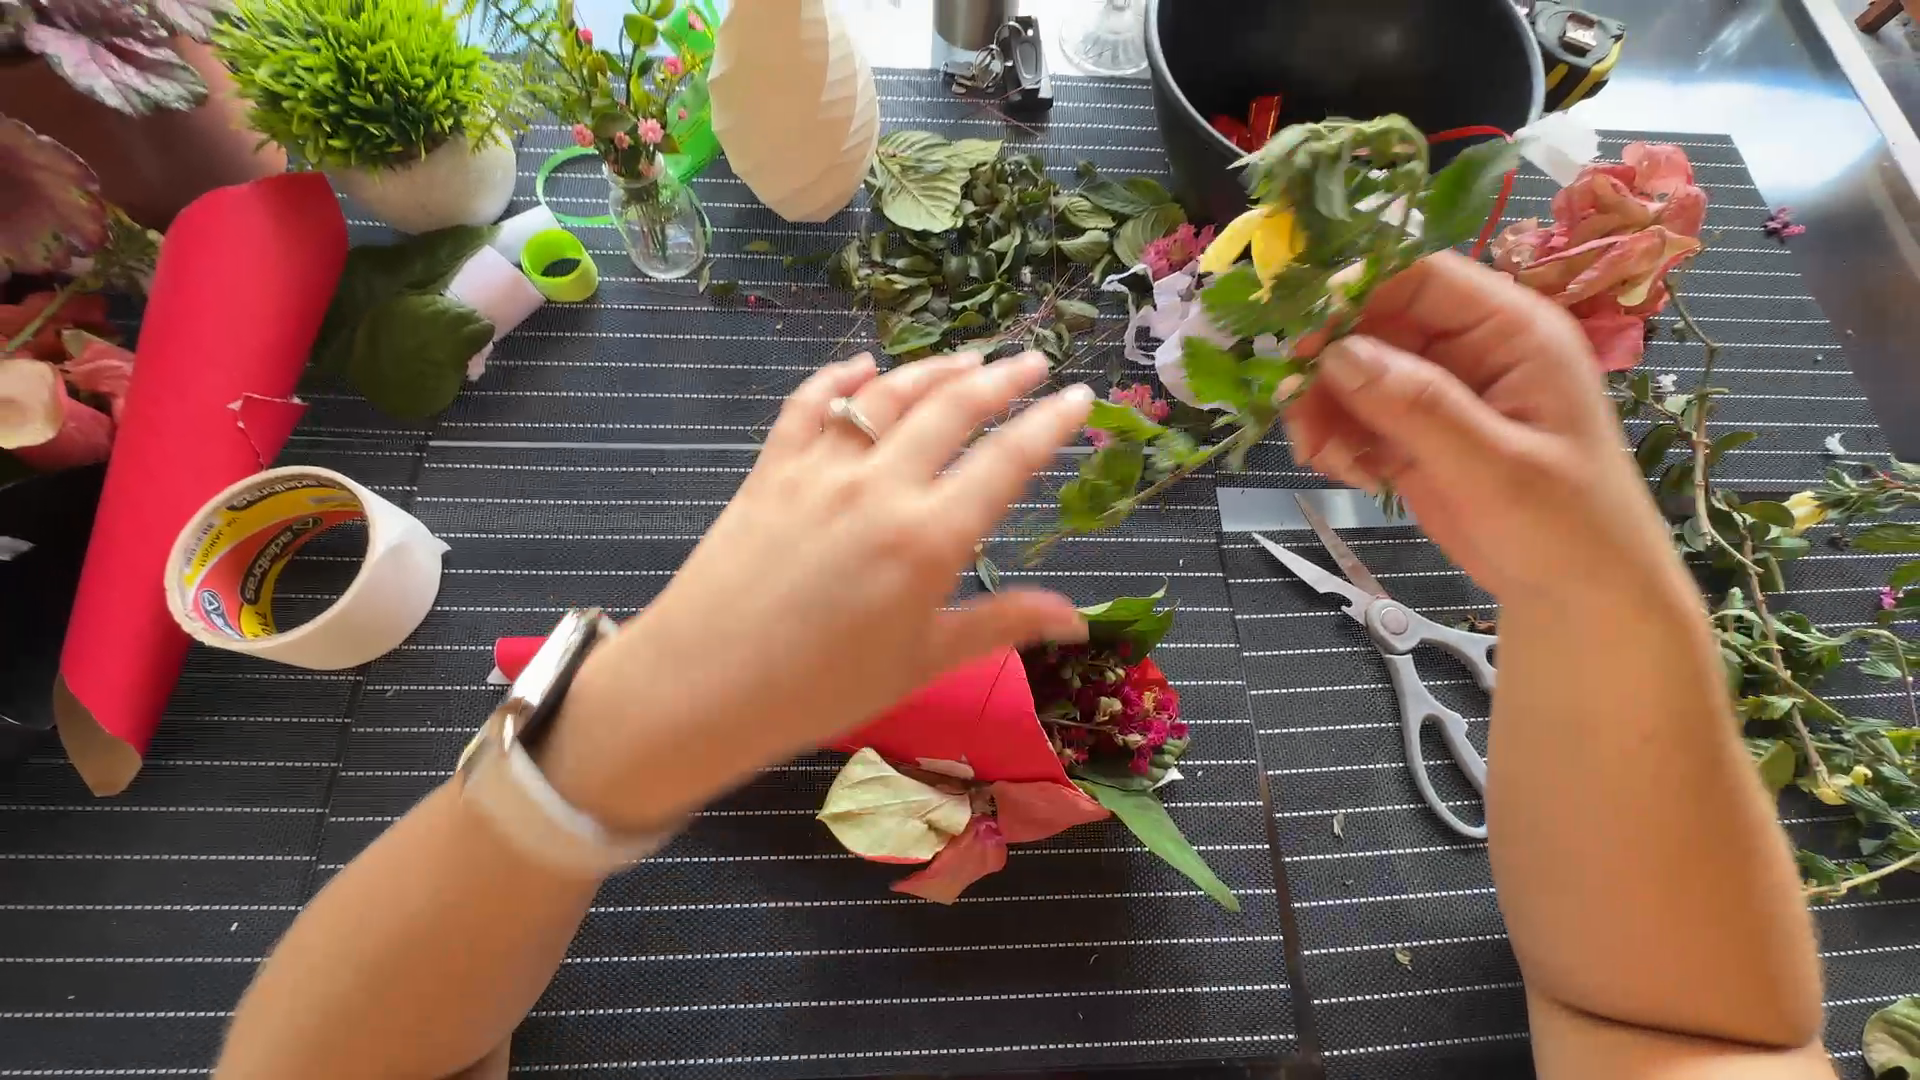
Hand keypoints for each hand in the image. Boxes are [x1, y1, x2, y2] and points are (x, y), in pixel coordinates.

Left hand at [541, 351, 1095, 831]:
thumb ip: (1003, 624)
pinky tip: (863, 366)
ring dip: (933, 368)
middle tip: (1032, 361)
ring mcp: (820, 469)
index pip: (1007, 461)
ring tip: (967, 358)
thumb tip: (1078, 621)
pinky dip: (839, 378)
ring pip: (886, 395)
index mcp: (928, 537)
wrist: (702, 687)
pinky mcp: (771, 468)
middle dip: (1001, 378)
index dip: (1050, 422)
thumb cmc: (822, 689)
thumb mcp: (924, 661)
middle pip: (952, 409)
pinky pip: (809, 405)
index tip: (1080, 395)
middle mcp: (879, 485)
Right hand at [1284, 251, 1683, 602]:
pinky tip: (1352, 475)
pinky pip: (1354, 418)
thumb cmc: (1565, 525)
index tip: (1303, 348)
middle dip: (1328, 374)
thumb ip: (1418, 406)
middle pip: (1373, 330)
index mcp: (1510, 333)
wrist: (1577, 593)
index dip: (1357, 301)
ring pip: (1353, 377)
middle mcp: (1470, 352)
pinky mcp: (1414, 435)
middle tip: (1302, 425)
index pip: (1421, 281)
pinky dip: (1337, 442)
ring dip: (1325, 414)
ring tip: (1326, 461)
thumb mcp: (1493, 464)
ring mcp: (1438, 395)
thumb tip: (1335, 354)